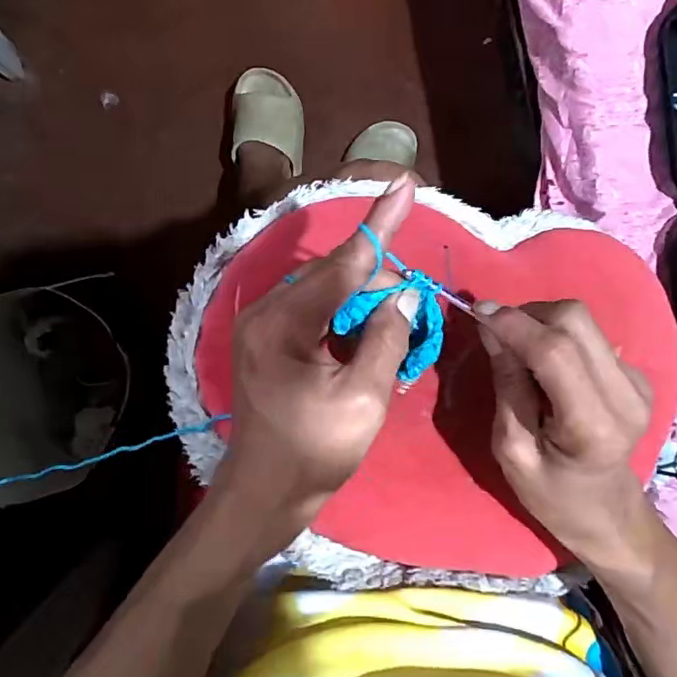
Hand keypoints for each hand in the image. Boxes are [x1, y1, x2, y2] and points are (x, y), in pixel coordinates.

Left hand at [216, 178, 417, 532]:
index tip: (405, 184)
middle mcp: (265, 311)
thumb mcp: (363, 399)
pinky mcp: (267, 335)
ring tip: (394, 329)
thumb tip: (406, 295)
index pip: (344, 263)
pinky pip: (316, 307)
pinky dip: (347, 314)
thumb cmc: (314, 453)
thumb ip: (386, 339)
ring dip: (365, 299)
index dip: (380, 223)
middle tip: (414, 313)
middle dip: (380, 281)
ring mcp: (262, 322)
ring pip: (328, 288)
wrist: (264, 492)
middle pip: (337, 273)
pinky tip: (367, 335)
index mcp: (283, 325)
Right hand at [477, 300, 659, 570]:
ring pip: (582, 320)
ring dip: (541, 322)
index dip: (514, 323)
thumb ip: (506, 385)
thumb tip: (491, 328)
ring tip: (519, 349)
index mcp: (593, 424)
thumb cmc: (551, 493)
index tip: (477, 311)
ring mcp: (636, 381)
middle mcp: (625, 394)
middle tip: (497, 332)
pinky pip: (589, 335)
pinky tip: (546, 366)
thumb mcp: (511, 450)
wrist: (605, 511)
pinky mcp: (636, 373)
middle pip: (575, 320)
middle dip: (528, 315)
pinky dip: (558, 337)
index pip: (555, 351)